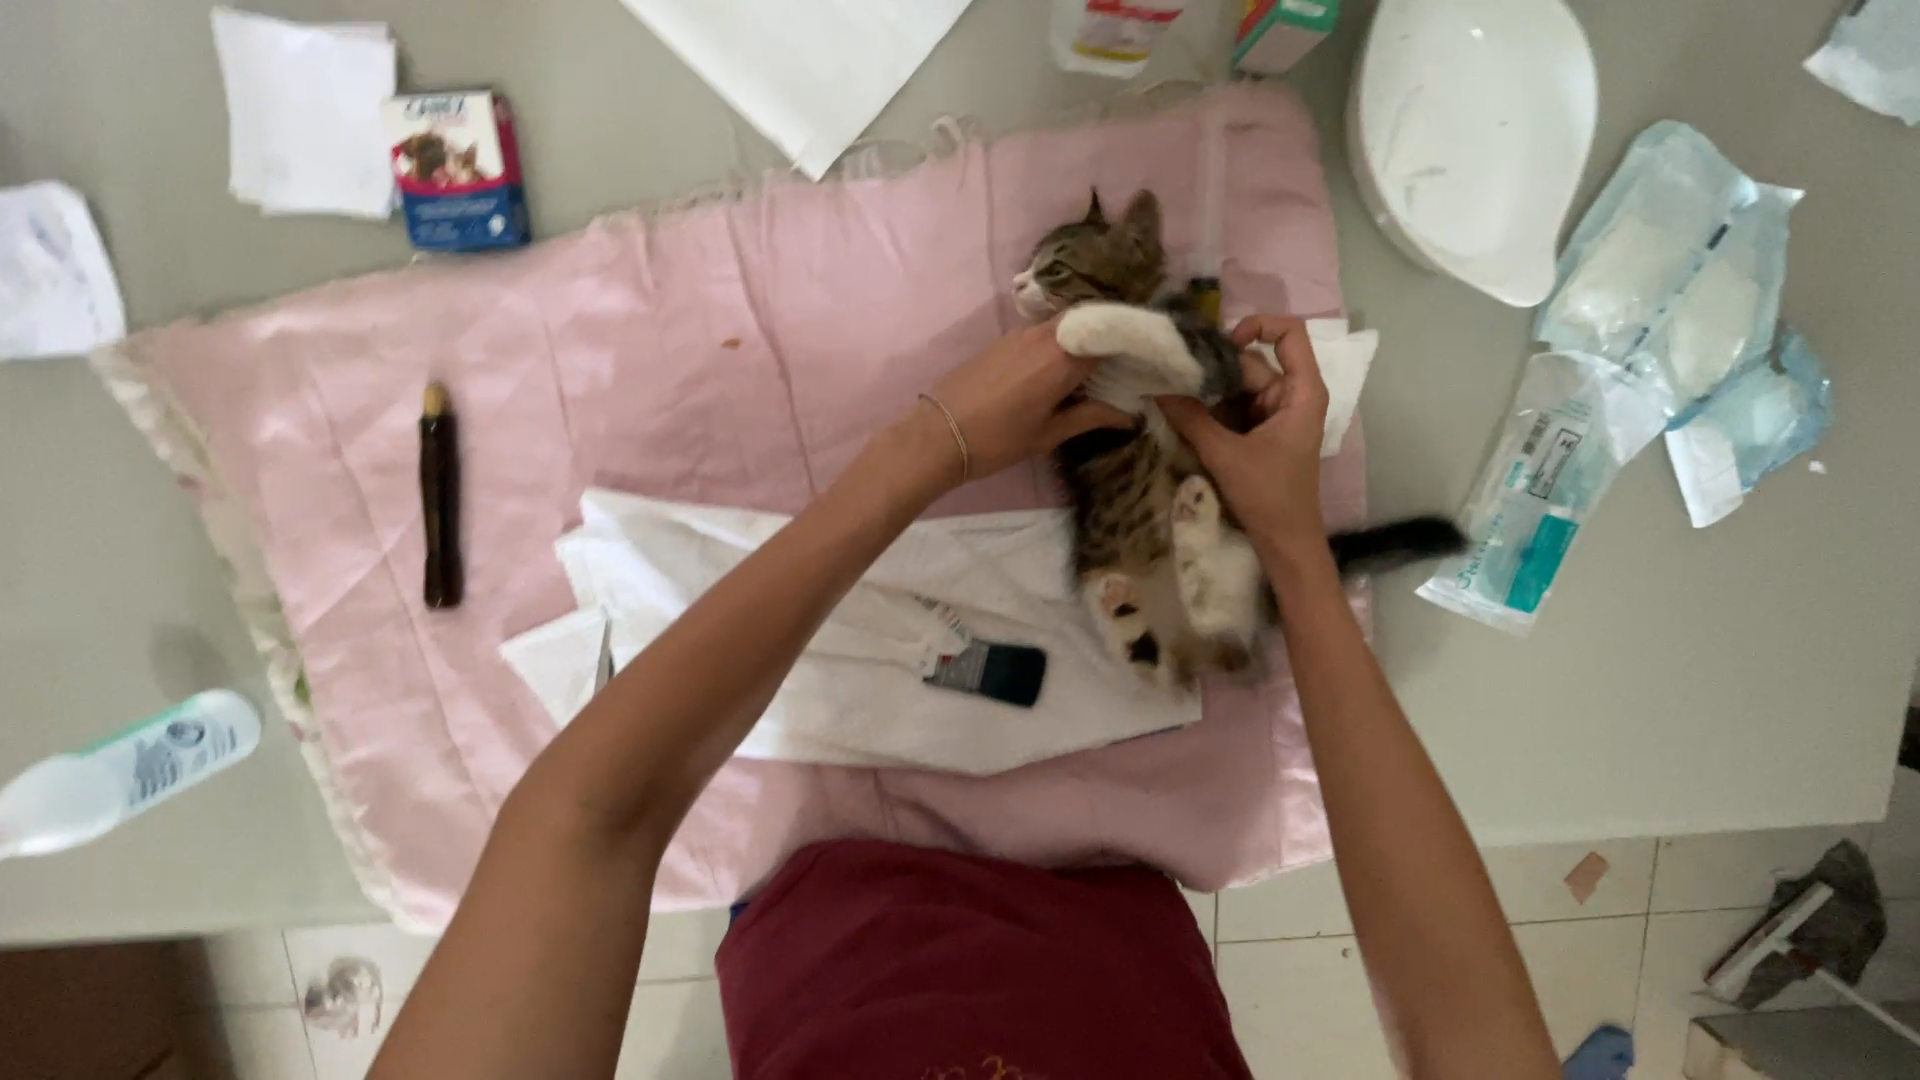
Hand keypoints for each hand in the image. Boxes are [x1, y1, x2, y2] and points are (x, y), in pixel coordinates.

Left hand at [905, 321, 1133, 489]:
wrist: (937, 435)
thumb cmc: (996, 442)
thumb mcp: (1047, 435)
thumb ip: (1089, 418)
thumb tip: (1129, 416)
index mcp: (1063, 361)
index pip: (1112, 337)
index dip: (1134, 343)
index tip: (1149, 355)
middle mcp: (1046, 337)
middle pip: (1090, 320)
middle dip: (1111, 333)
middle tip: (1127, 356)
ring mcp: (1021, 334)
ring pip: (1066, 323)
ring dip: (1085, 335)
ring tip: (1099, 362)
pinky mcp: (1003, 339)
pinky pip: (1043, 330)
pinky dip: (1061, 340)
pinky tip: (1062, 363)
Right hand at [1158, 314, 1328, 558]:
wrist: (1285, 541)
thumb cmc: (1269, 496)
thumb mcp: (1225, 455)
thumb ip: (1191, 419)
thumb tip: (1156, 387)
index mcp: (1301, 392)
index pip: (1289, 333)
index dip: (1256, 326)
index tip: (1220, 345)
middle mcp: (1291, 395)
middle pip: (1251, 362)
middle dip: (1214, 367)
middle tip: (1172, 371)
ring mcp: (1274, 414)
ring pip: (1236, 386)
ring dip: (1207, 390)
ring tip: (1169, 389)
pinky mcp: (1260, 432)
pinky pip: (1232, 408)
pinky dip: (1210, 408)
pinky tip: (1181, 411)